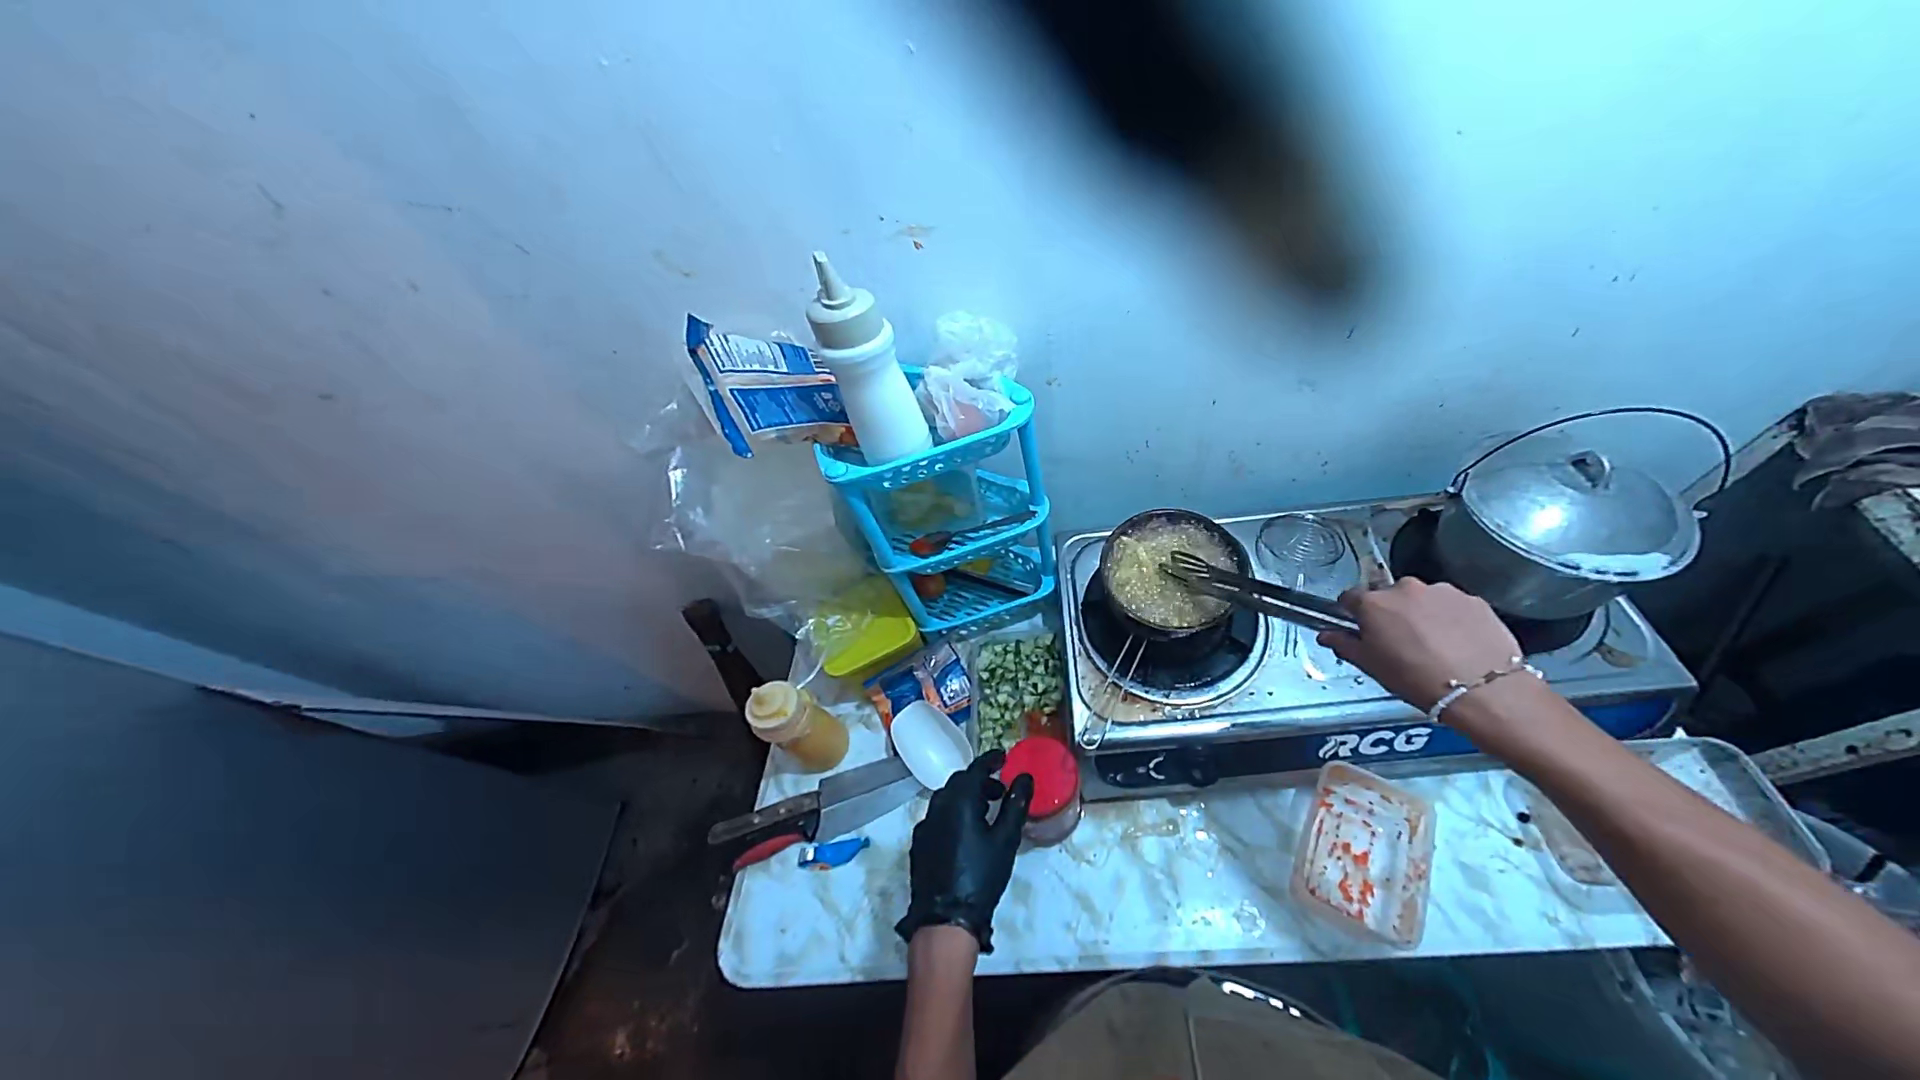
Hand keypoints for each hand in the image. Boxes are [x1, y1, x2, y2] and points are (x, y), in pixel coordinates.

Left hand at [894, 750, 1032, 952]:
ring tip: (986, 812)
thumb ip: (1015, 805)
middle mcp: (938, 805)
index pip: (975, 768)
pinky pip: (938, 816)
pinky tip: (965, 833)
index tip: (1004, 757)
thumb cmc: (981, 875)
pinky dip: (953, 813)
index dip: (991, 760)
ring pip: (947, 798)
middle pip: (959, 782)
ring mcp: (925, 823)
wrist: (945, 916)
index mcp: (959, 800)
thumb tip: (1025, 777)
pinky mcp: (919, 841)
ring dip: (966, 797)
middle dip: (980, 780)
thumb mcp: (1005, 840)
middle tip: (999, 790)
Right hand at [1315, 577, 1522, 711]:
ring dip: (1420, 613)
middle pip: (1388, 595)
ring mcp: (1441, 592)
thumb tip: (1328, 635)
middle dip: (1389, 612)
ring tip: (1432, 644)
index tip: (1359, 627)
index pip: (1350, 597)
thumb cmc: (1419, 679)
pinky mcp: (1472, 599)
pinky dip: (1450, 617)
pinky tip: (1456, 642)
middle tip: (1398, 640)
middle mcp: (1404, 589)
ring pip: (1421, 598)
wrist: (1483, 690)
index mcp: (1373, 603)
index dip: (1352, 613)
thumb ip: (1344, 644)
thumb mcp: (1371, 666)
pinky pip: (1452, 604)